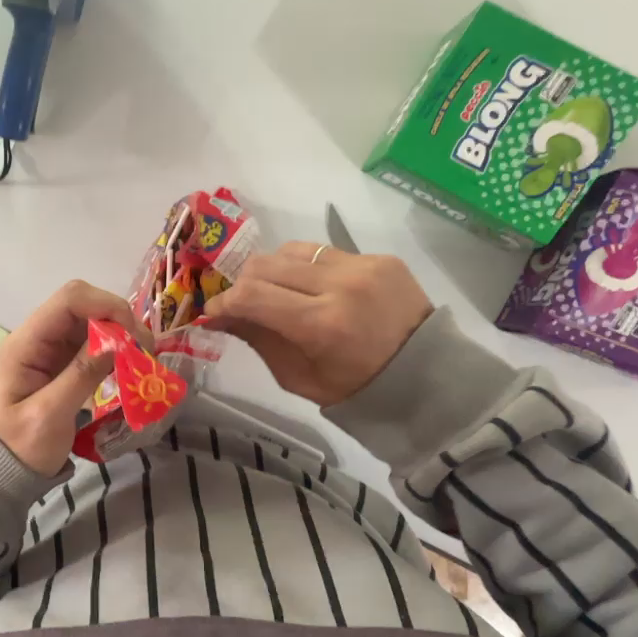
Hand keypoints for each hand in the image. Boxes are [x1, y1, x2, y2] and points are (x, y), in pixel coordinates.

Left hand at [0, 280, 144, 475]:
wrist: (2, 470)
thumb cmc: (19, 447)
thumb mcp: (48, 416)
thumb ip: (79, 377)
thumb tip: (116, 343)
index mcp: (25, 344)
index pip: (69, 300)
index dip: (106, 307)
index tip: (134, 337)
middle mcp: (38, 338)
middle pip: (84, 306)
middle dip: (119, 321)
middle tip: (145, 351)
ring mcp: (50, 351)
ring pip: (92, 323)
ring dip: (120, 335)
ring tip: (143, 360)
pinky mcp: (63, 365)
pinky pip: (93, 345)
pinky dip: (114, 351)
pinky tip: (130, 368)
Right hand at [205, 243, 432, 406]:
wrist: (425, 374)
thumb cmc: (352, 387)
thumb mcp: (296, 376)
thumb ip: (257, 339)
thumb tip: (217, 316)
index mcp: (321, 325)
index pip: (251, 296)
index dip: (223, 302)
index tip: (213, 312)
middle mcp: (341, 286)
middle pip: (266, 265)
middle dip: (242, 283)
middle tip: (240, 303)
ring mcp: (362, 266)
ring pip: (291, 250)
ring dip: (272, 270)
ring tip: (274, 292)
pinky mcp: (378, 257)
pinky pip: (323, 251)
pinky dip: (305, 268)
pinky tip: (311, 287)